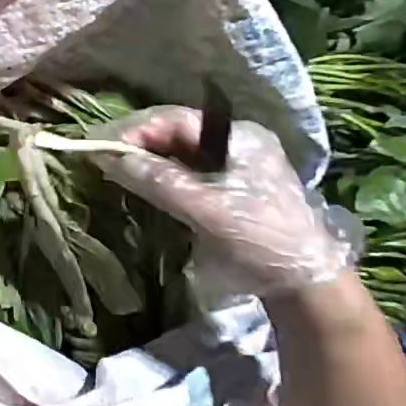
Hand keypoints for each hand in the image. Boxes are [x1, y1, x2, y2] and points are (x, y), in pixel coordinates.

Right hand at [92, 107, 353, 295]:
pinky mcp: (228, 188)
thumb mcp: (206, 209)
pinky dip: (160, 174)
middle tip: (100, 154)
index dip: (135, 129)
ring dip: (146, 157)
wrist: (305, 285)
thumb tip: (112, 159)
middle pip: (175, 132)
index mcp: (238, 137)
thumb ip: (159, 180)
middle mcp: (235, 143)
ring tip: (113, 166)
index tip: (102, 145)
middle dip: (137, 141)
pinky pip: (186, 170)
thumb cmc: (260, 238)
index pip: (176, 120)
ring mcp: (233, 165)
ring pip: (178, 151)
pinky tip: (140, 180)